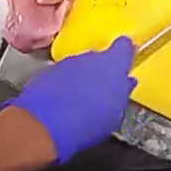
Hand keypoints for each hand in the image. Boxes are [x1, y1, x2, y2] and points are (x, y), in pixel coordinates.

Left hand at [9, 36, 136, 162]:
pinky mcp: (46, 72)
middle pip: (98, 58)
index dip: (124, 53)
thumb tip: (126, 82)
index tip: (124, 63)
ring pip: (78, 67)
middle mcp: (89, 57)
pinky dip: (62, 86)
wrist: (45, 124)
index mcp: (112, 64)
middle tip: (101, 91)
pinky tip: (62, 104)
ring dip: (80, 79)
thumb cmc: (90, 121)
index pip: (124, 46)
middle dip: (100, 71)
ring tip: (80, 101)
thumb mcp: (115, 112)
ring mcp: (65, 63)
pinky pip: (61, 76)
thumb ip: (121, 92)